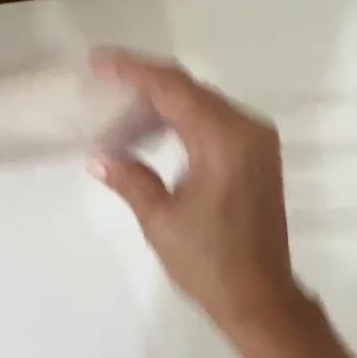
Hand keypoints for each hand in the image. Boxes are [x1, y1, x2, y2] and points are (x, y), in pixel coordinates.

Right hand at [90, 49, 302, 331]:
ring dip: (160, 109)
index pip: (172, 89)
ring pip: (200, 107)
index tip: (98, 61)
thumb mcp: (160, 220)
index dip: (133, 71)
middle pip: (189, 91)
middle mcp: (246, 129)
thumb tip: (100, 157)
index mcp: (223, 139)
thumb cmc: (208, 261)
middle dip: (143, 89)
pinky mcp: (256, 158)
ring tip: (118, 123)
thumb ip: (130, 179)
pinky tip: (149, 139)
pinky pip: (212, 125)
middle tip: (101, 93)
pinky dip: (179, 125)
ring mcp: (256, 142)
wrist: (258, 296)